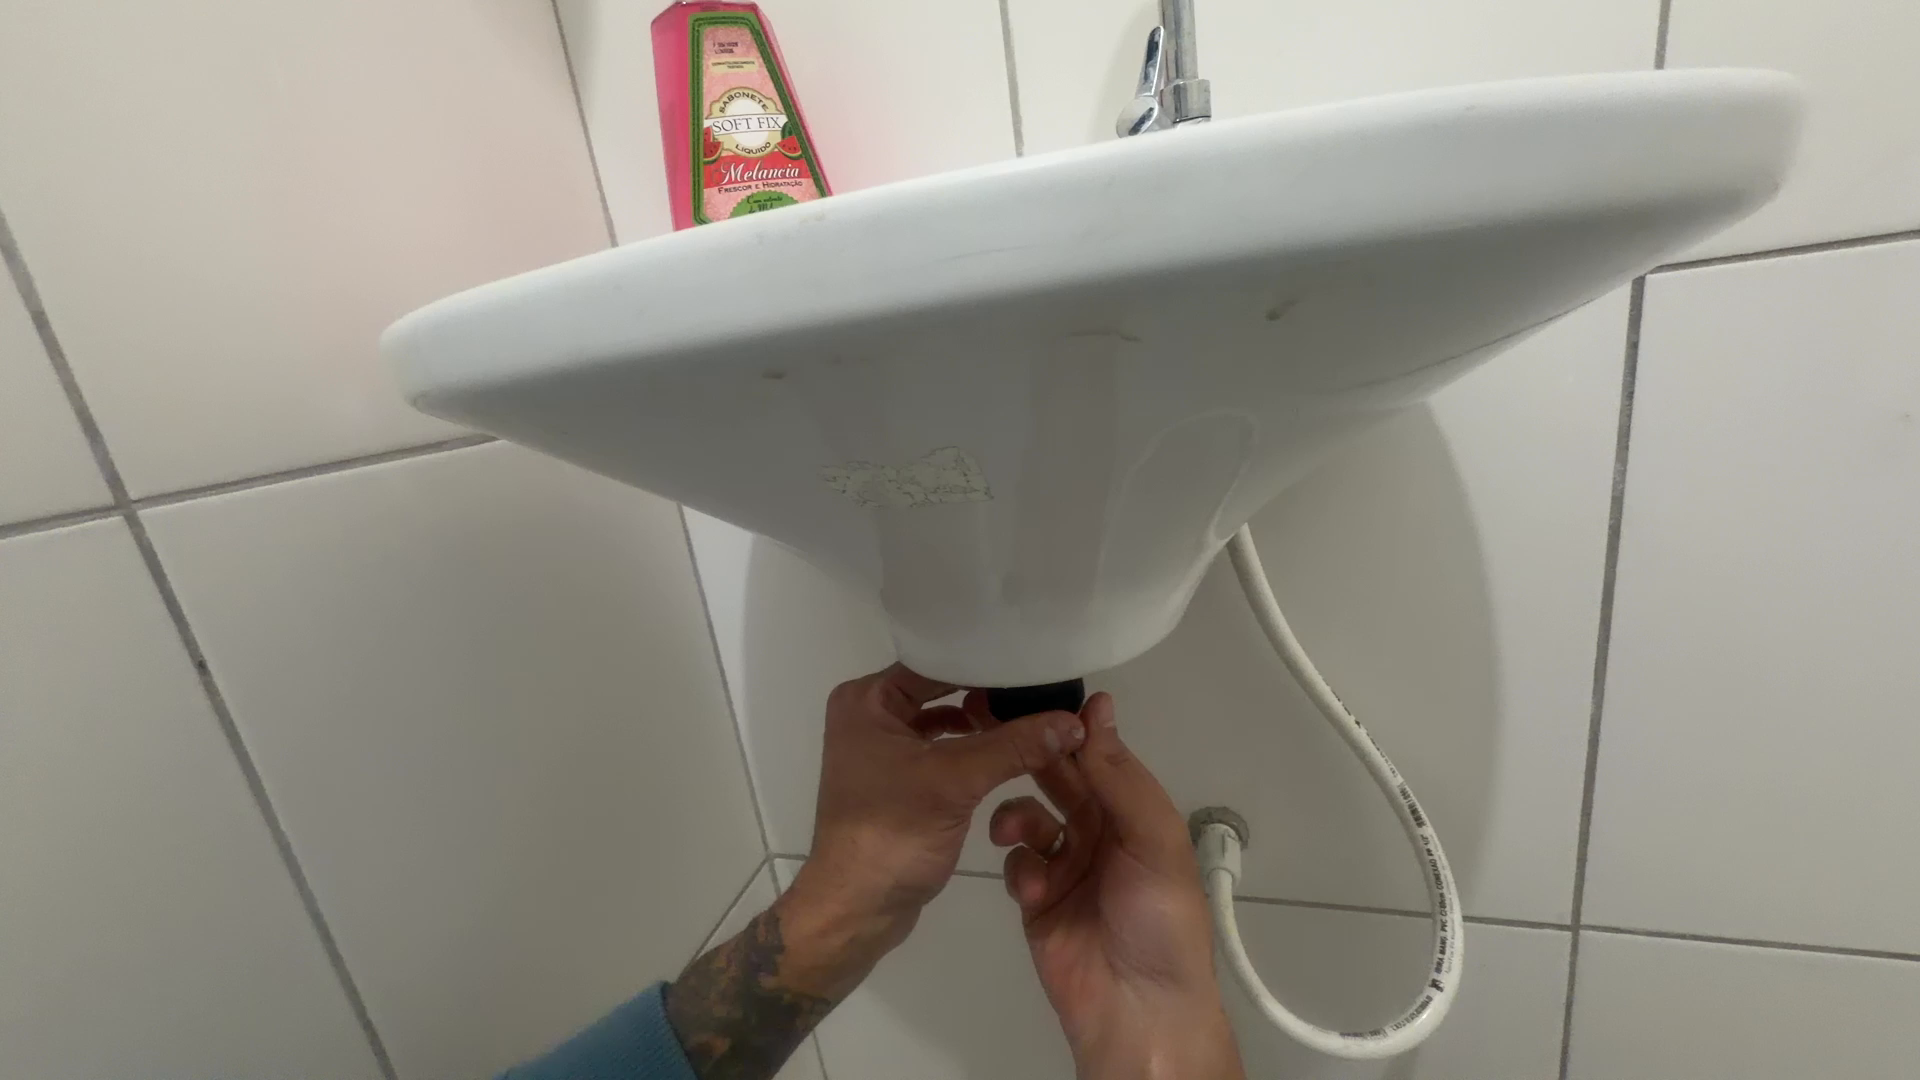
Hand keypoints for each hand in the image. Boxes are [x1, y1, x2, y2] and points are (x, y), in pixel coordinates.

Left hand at [783, 663, 1088, 996]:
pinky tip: (1005, 746)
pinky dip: (969, 745)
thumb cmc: (892, 834)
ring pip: (941, 716)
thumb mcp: (955, 782)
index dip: (983, 659)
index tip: (1031, 656)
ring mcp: (880, 746)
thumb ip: (1013, 747)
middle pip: (938, 686)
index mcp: (866, 699)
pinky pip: (939, 745)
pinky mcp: (896, 776)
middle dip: (986, 689)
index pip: (934, 661)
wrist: (856, 910)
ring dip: (980, 719)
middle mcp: (868, 713)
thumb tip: (1074, 721)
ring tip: (1029, 712)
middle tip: (1039, 683)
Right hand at [989, 693, 1245, 1079]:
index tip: (1038, 699)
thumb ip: (1118, 775)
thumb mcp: (1153, 840)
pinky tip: (1031, 890)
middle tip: (1007, 747)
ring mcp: (1065, 863)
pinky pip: (1018, 864)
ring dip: (1017, 815)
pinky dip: (1019, 869)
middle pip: (1058, 778)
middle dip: (1035, 763)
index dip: (1073, 728)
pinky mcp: (1036, 897)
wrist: (1139, 1012)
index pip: (1099, 753)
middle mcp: (1099, 828)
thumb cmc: (1158, 918)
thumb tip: (1098, 706)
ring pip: (1029, 815)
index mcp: (1133, 810)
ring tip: (1011, 831)